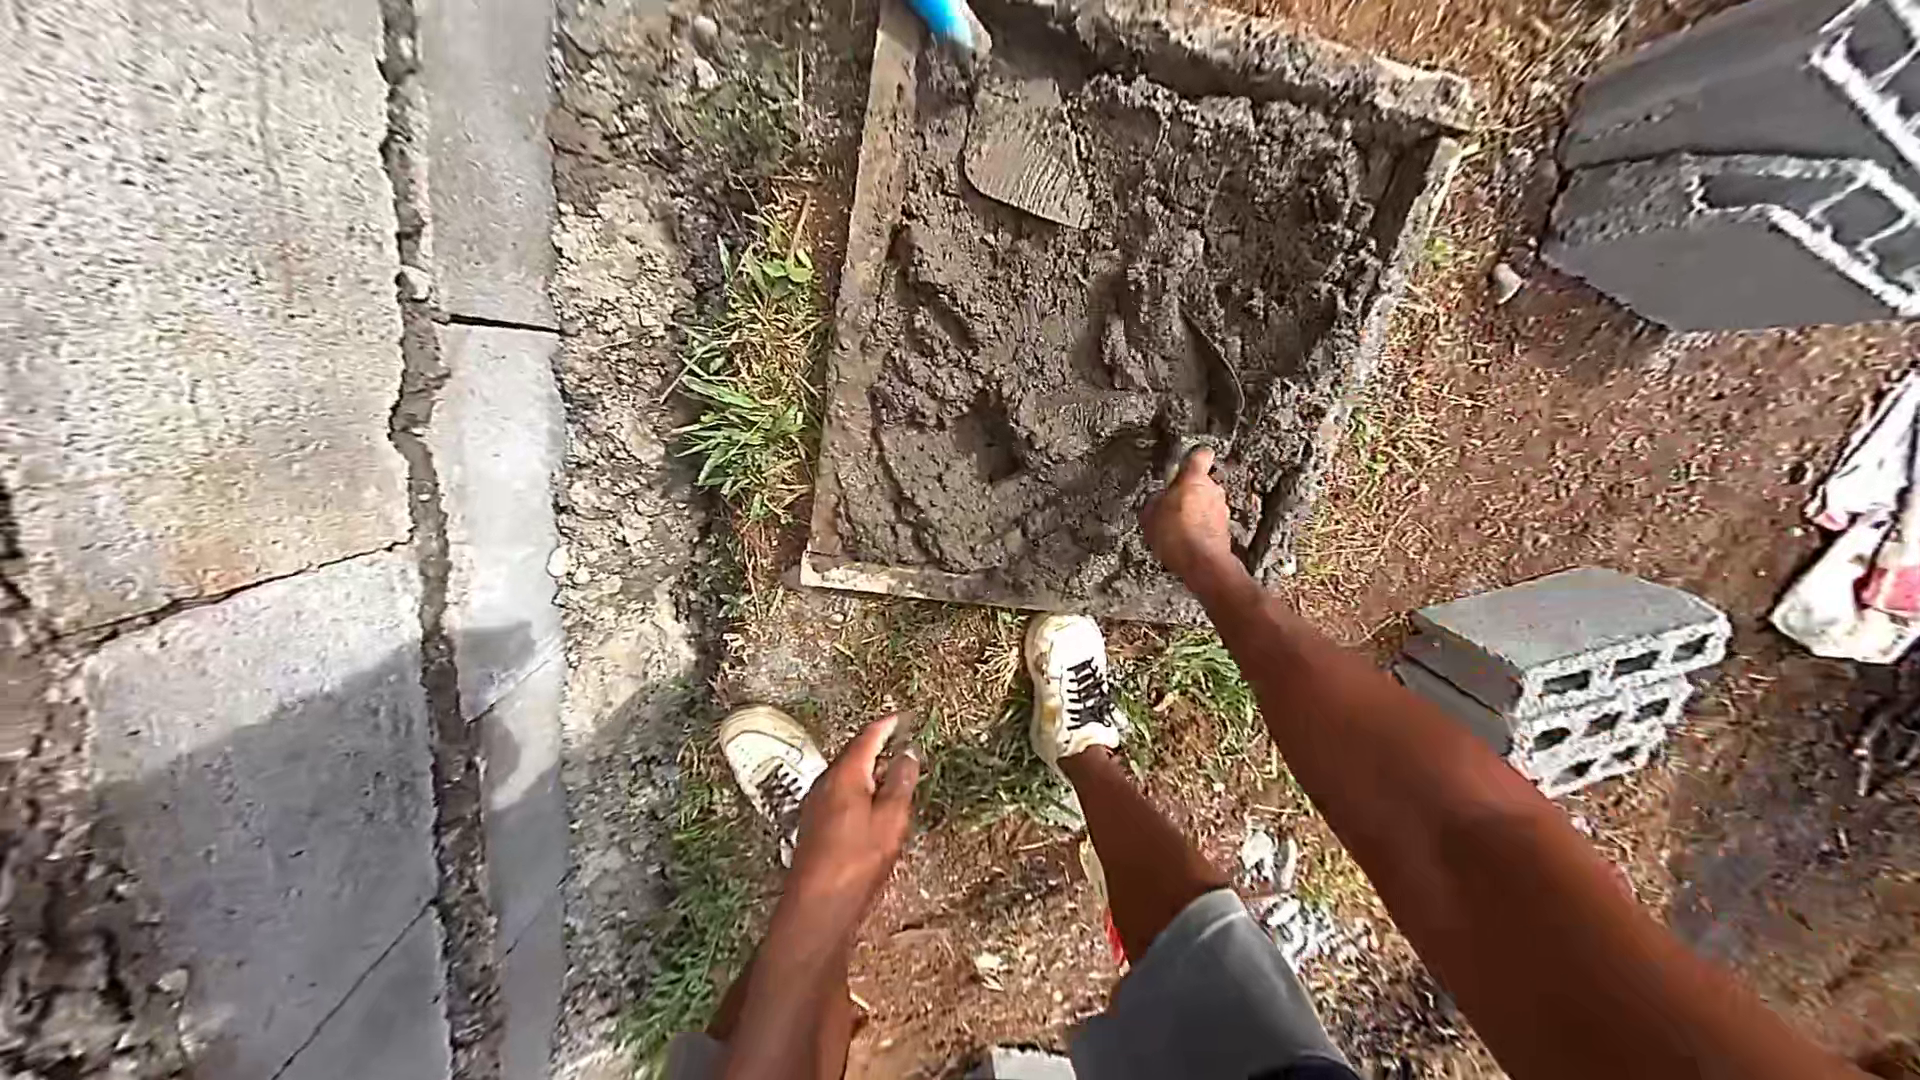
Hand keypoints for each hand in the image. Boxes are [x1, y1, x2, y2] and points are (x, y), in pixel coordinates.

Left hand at [785, 715, 920, 931]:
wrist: (816, 908)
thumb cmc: (857, 861)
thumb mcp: (891, 819)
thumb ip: (901, 782)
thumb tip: (908, 752)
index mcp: (845, 774)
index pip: (867, 737)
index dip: (886, 725)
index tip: (902, 716)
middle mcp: (826, 782)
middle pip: (854, 753)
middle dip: (877, 744)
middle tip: (900, 739)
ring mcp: (816, 804)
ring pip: (847, 774)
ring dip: (869, 767)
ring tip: (891, 769)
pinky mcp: (814, 824)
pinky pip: (840, 792)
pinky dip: (859, 786)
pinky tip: (871, 802)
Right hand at [1142, 446, 1237, 584]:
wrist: (1201, 563)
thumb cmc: (1177, 536)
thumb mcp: (1150, 515)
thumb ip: (1155, 501)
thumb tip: (1157, 500)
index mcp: (1194, 480)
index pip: (1200, 456)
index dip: (1192, 458)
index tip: (1186, 461)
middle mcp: (1213, 491)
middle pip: (1201, 483)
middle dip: (1188, 493)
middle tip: (1171, 504)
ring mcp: (1221, 511)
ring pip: (1207, 504)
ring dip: (1195, 512)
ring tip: (1176, 527)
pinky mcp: (1225, 529)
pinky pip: (1210, 523)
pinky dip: (1200, 528)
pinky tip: (1185, 540)